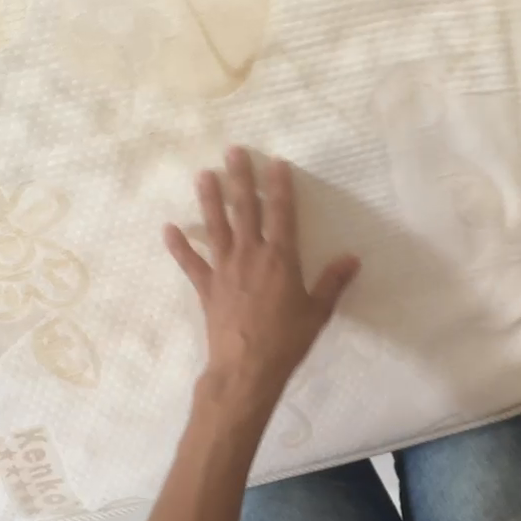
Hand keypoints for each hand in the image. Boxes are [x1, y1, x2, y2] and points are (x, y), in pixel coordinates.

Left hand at [164, 148, 360, 404]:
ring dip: (209, 200)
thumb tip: (352, 258)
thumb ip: (333, 282)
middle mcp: (250, 256)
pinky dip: (179, 246)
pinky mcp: (206, 288)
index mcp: (281, 258)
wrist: (246, 369)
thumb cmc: (287, 340)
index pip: (281, 213)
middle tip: (234, 151)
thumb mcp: (318, 311)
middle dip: (240, 179)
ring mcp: (224, 270)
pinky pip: (191, 263)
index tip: (276, 162)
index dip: (279, 186)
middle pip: (245, 210)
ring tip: (203, 174)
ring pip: (216, 227)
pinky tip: (168, 229)